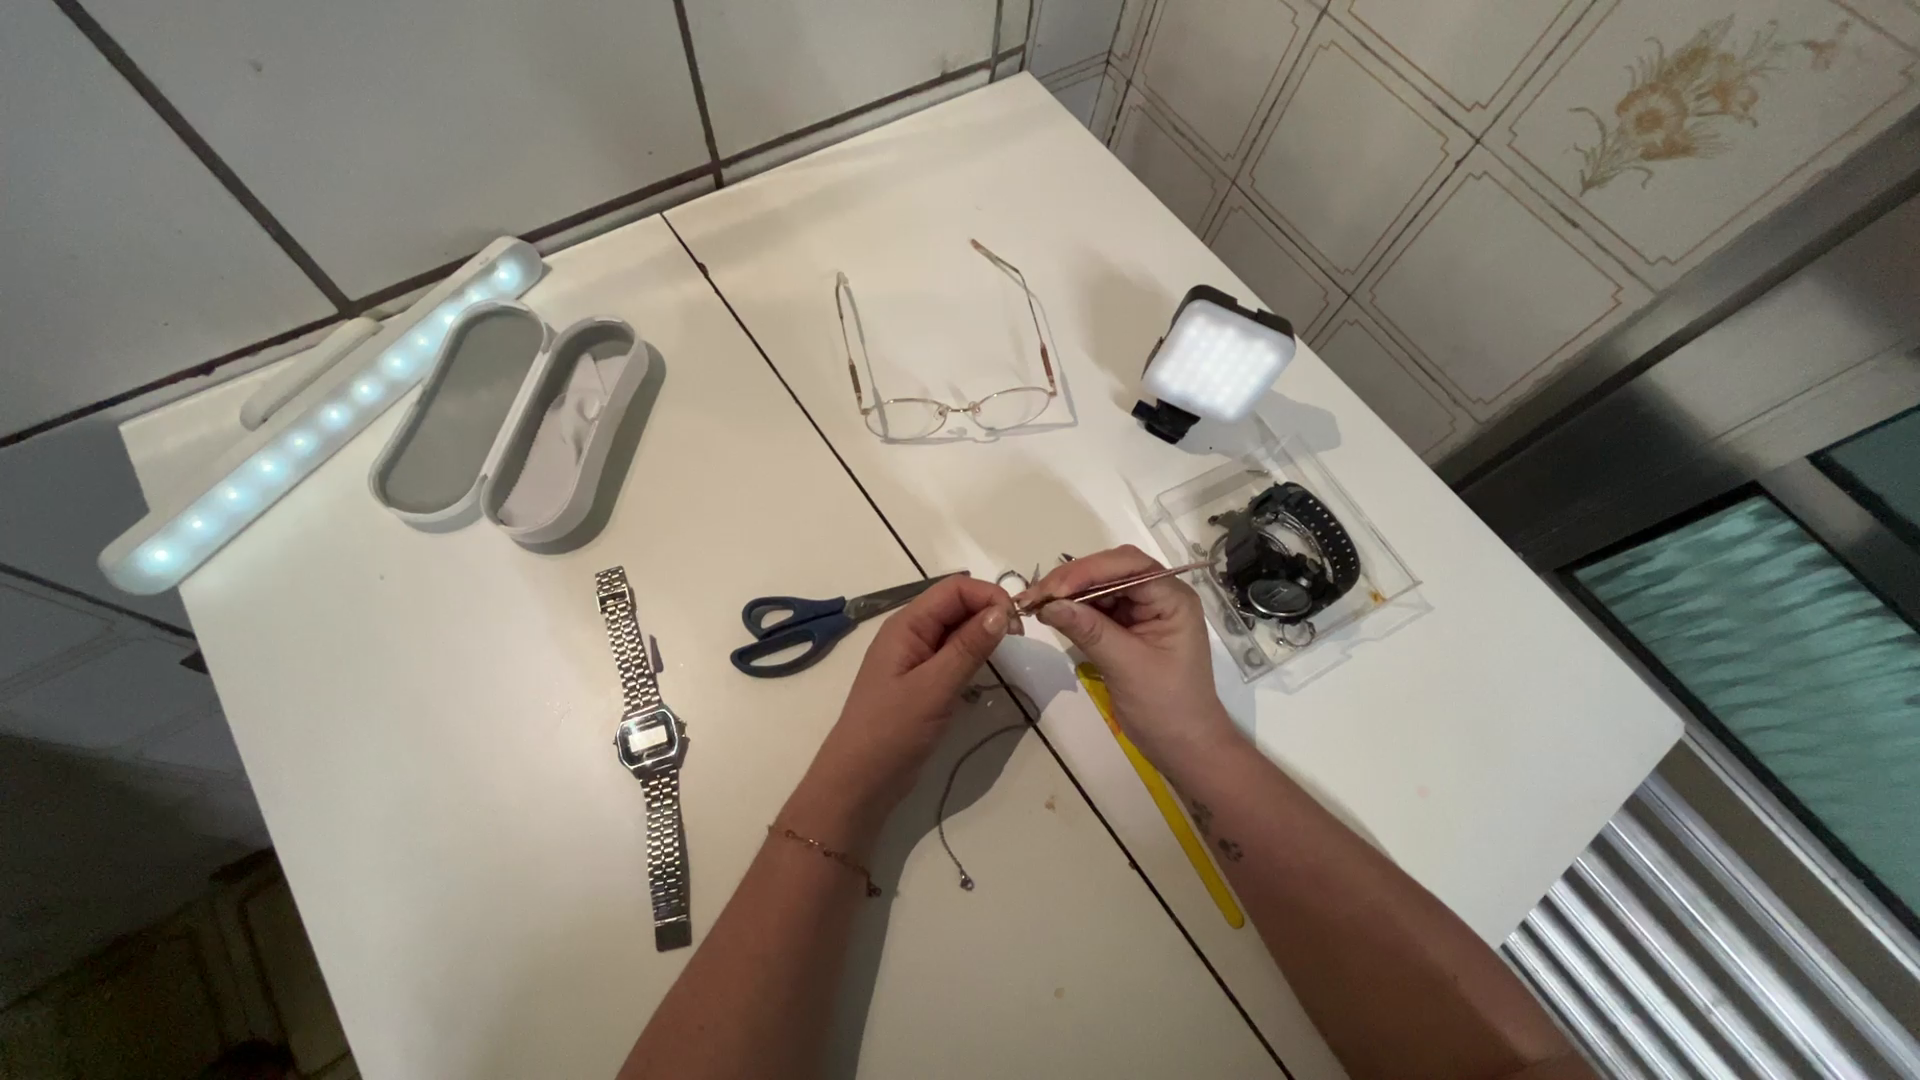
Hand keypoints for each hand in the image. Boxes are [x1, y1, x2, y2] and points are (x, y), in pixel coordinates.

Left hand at [784, 575, 1016, 848]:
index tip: (1018, 624)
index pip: (954, 589)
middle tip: (1019, 641)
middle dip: (989, 613)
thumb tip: (1002, 611)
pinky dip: (974, 657)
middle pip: (956, 605)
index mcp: (906, 625)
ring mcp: (915, 659)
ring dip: (984, 635)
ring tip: (1009, 655)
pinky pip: (953, 656)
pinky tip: (988, 673)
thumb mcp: (934, 687)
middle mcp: (910, 634)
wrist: (860, 782)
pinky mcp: (922, 682)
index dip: (988, 596)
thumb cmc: (891, 731)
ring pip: (957, 631)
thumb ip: (968, 648)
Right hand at [1015, 546, 1237, 771]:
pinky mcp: (1127, 627)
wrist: (1183, 746)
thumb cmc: (1166, 707)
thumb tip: (1049, 605)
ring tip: (1035, 604)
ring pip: (1099, 586)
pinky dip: (1073, 609)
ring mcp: (1142, 610)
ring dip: (1067, 593)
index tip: (1052, 590)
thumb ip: (1089, 631)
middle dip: (1072, 580)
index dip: (1088, 571)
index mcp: (1173, 598)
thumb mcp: (1126, 666)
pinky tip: (1051, 614)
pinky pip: (1097, 607)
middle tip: (1034, 596)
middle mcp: (1159, 596)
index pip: (1129, 566)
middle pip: (1111, 570)